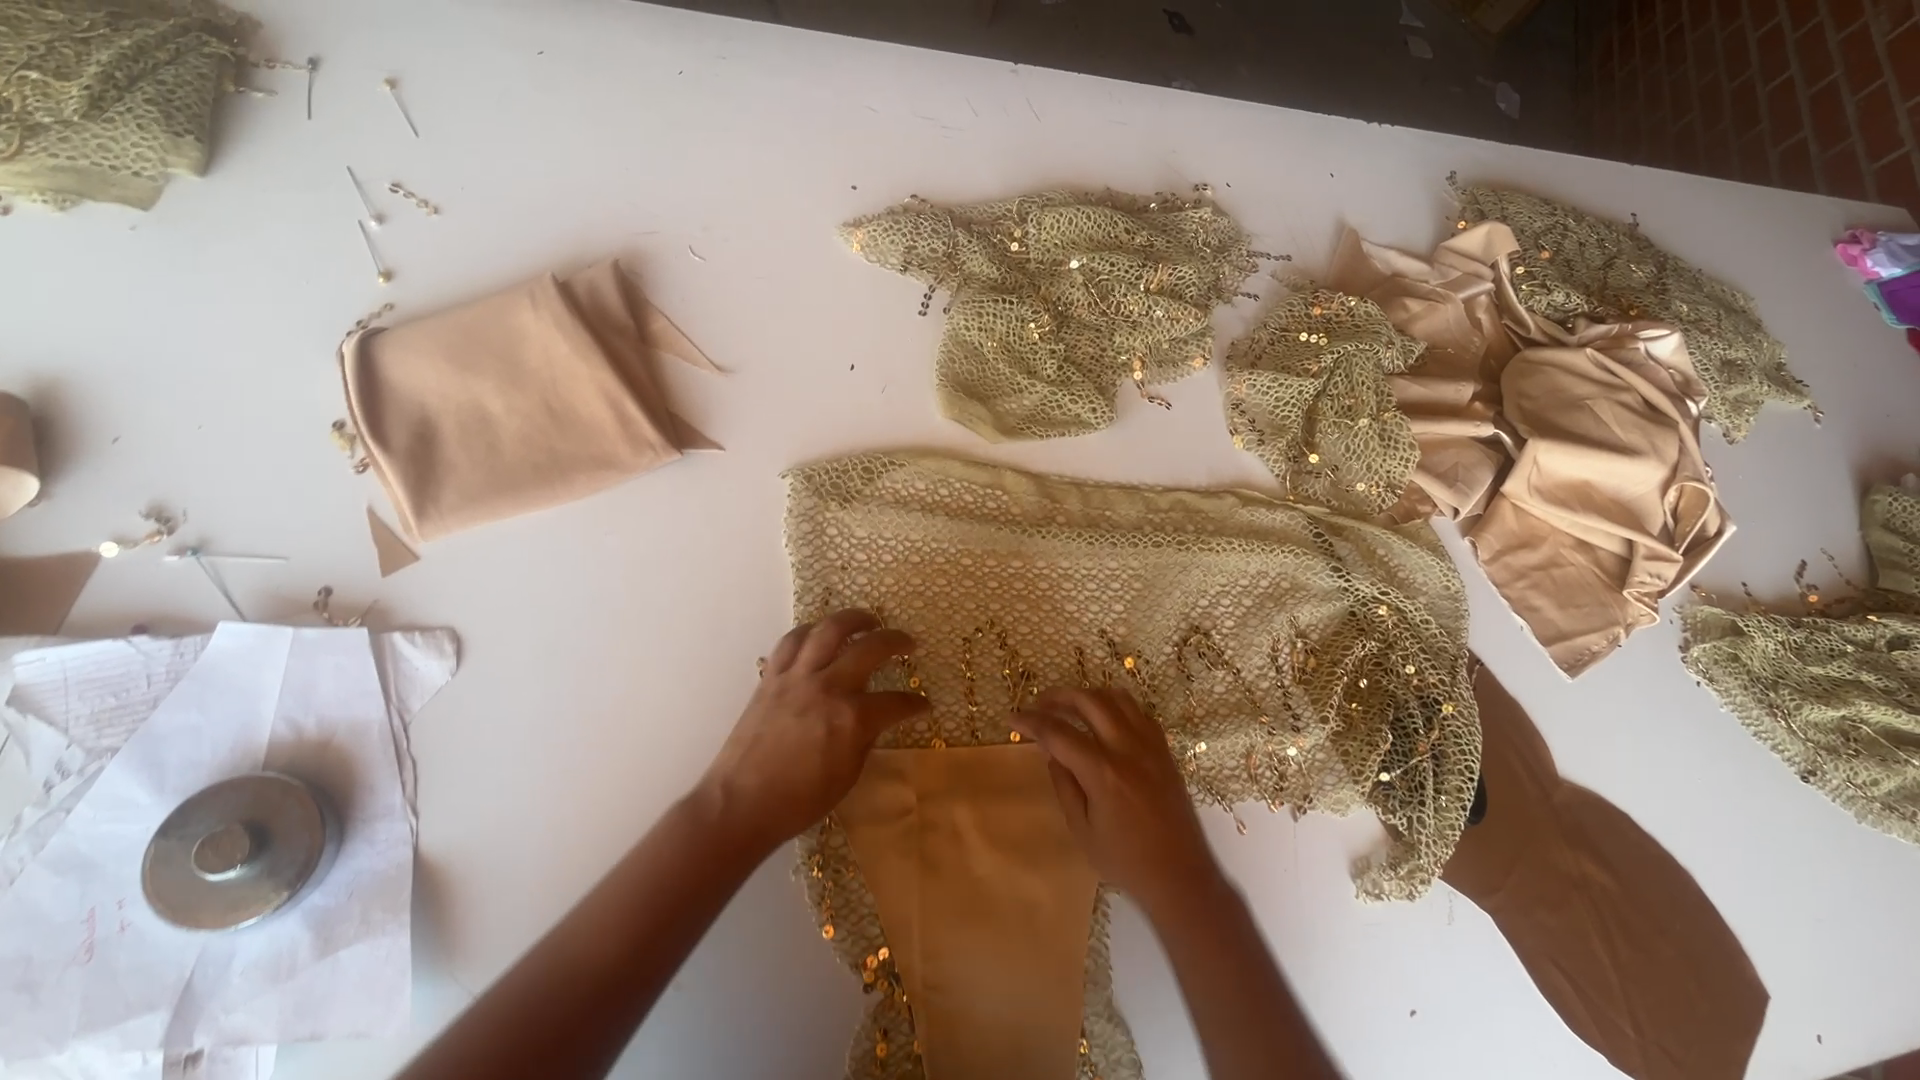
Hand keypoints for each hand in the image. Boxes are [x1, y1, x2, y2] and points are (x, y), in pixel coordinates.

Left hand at [695, 610, 929, 851]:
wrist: (742, 803)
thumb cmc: (799, 800)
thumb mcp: (848, 775)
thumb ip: (865, 739)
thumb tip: (874, 719)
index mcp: (852, 718)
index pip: (896, 703)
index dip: (915, 704)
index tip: (924, 705)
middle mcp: (827, 687)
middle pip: (870, 648)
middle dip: (896, 641)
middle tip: (908, 643)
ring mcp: (796, 678)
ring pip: (829, 630)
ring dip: (854, 619)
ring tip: (869, 621)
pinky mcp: (771, 678)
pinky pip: (792, 641)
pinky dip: (811, 632)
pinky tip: (821, 634)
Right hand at [1011, 688, 1223, 916]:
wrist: (1179, 875)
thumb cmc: (1125, 861)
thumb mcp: (1082, 830)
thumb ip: (1064, 784)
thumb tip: (1050, 751)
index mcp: (1103, 772)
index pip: (1058, 733)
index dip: (1031, 722)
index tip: (1012, 719)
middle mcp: (1128, 749)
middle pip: (1089, 701)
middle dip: (1058, 697)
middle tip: (1038, 705)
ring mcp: (1151, 746)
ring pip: (1118, 698)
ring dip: (1089, 695)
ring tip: (1069, 707)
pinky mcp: (1165, 751)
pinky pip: (1139, 713)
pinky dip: (1117, 706)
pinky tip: (1104, 720)